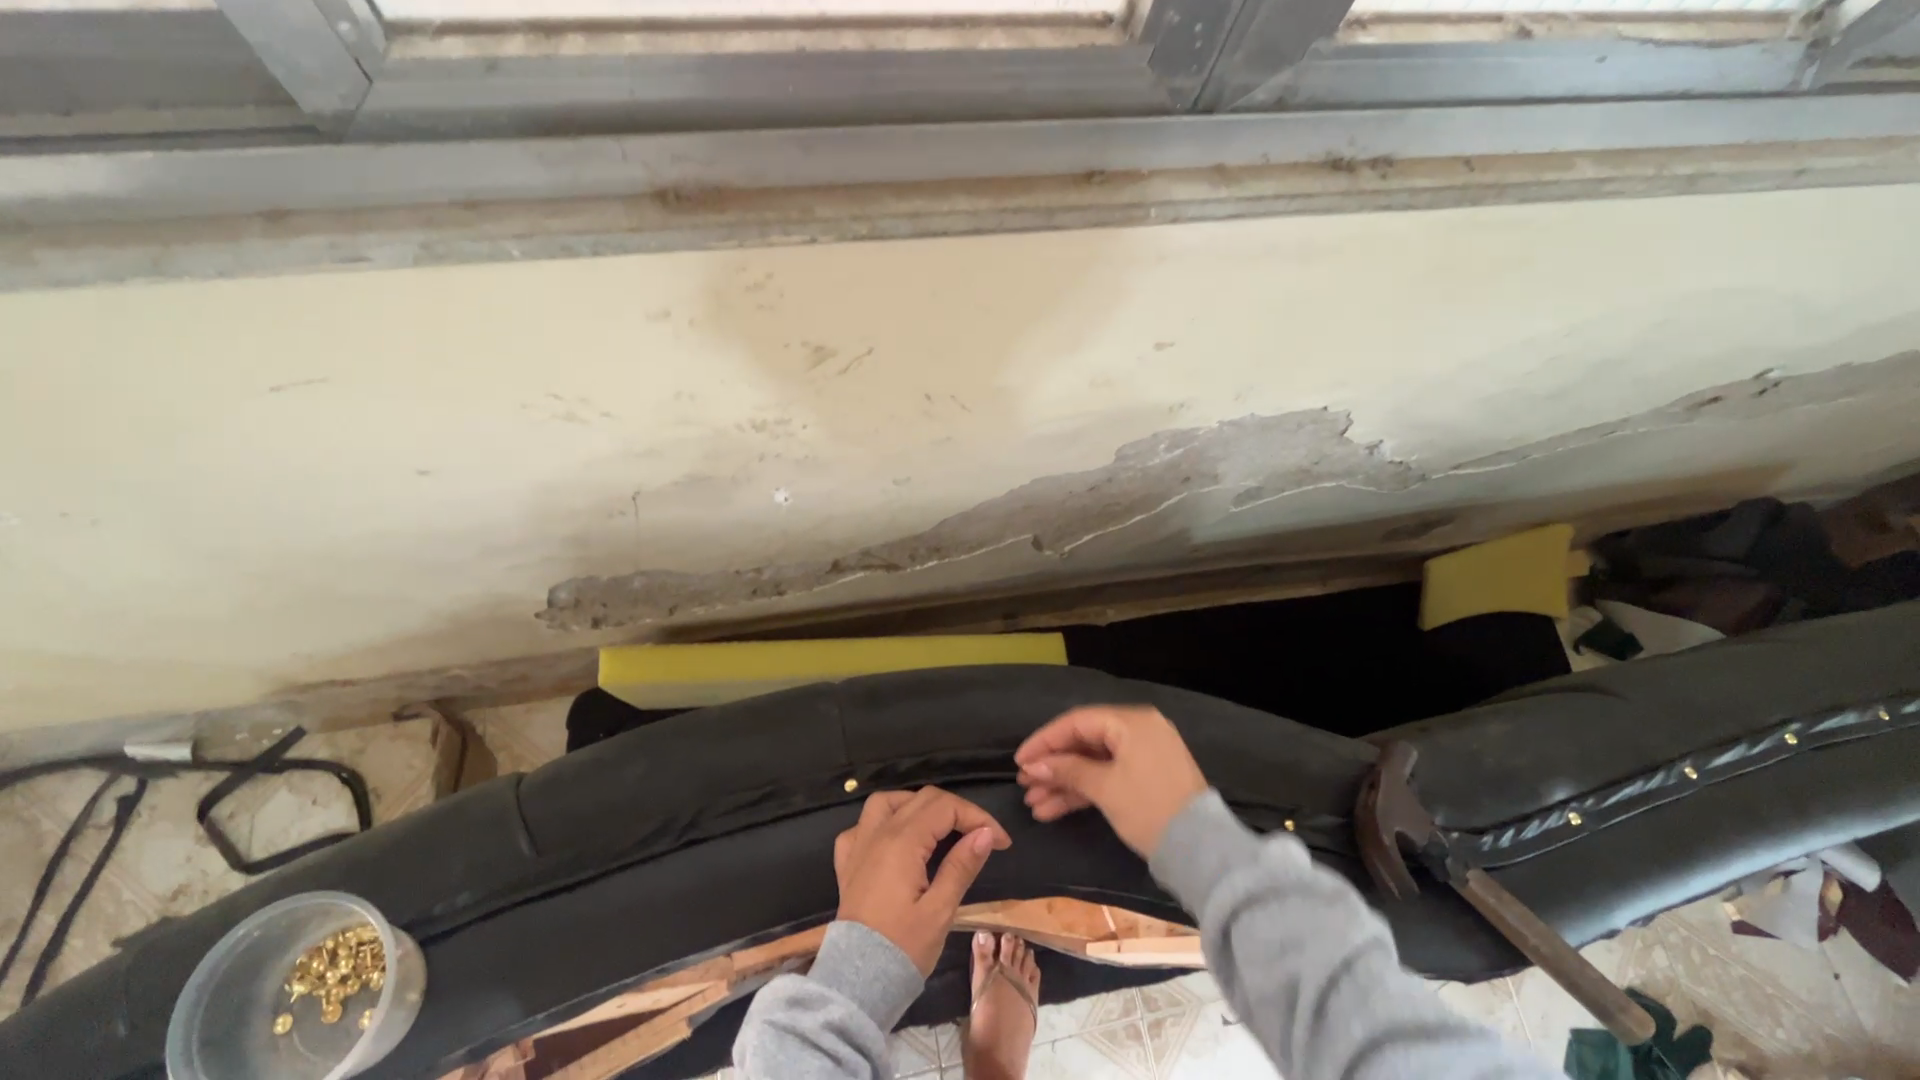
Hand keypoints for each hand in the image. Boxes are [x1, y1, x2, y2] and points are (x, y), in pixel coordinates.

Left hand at [833, 787, 1012, 973]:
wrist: (858, 983)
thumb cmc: (903, 948)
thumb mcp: (941, 910)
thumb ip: (961, 866)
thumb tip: (985, 834)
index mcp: (902, 842)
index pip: (946, 808)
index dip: (978, 818)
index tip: (1001, 842)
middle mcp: (877, 834)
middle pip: (921, 799)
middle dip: (956, 811)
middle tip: (981, 837)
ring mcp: (857, 847)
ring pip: (886, 803)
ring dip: (916, 806)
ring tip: (939, 827)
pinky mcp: (847, 865)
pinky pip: (861, 827)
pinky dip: (881, 824)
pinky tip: (894, 841)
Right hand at [1014, 705, 1207, 858]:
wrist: (1200, 849)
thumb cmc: (1149, 808)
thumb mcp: (1104, 788)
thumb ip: (1067, 770)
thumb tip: (1033, 764)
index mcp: (1132, 722)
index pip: (1077, 722)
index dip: (1044, 741)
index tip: (1019, 761)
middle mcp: (1138, 731)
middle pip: (1084, 742)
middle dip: (1053, 766)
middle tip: (1025, 785)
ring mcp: (1143, 756)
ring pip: (1094, 763)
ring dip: (1064, 783)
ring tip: (1035, 804)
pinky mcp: (1146, 779)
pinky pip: (1107, 776)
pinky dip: (1084, 791)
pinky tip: (1054, 810)